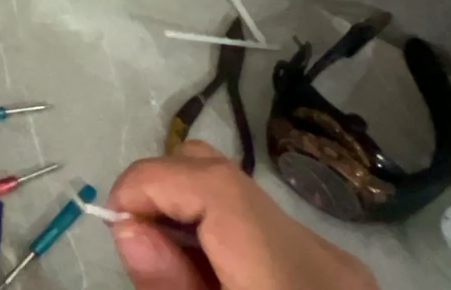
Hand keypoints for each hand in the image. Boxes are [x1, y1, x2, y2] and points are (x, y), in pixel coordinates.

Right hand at [107, 142, 378, 289]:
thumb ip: (169, 287)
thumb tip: (127, 226)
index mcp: (289, 278)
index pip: (211, 183)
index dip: (149, 183)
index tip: (117, 221)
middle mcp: (319, 254)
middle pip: (218, 172)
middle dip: (162, 190)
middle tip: (139, 241)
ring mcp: (333, 262)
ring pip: (236, 192)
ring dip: (187, 208)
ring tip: (172, 262)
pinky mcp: (334, 274)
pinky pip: (258, 222)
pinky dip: (218, 232)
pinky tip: (211, 277)